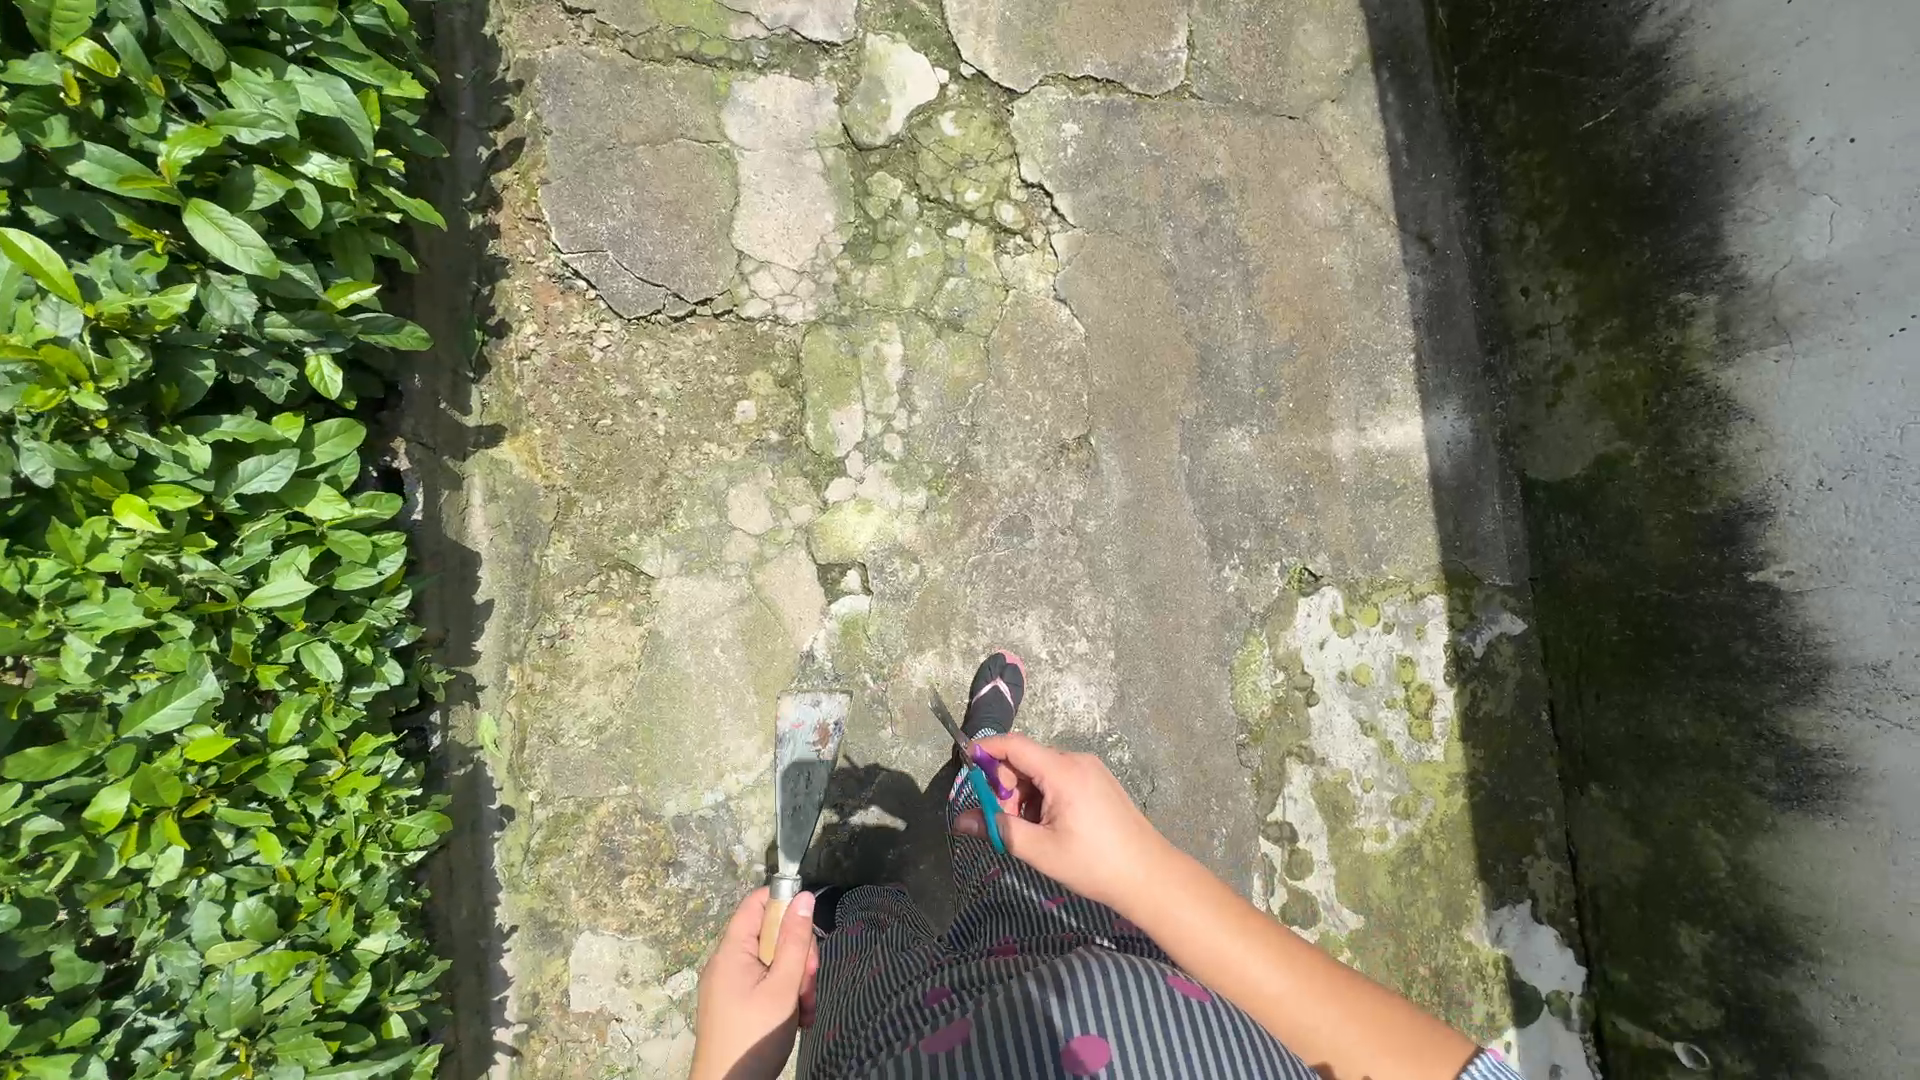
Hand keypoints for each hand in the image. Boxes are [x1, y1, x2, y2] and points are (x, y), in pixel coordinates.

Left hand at [689, 888, 819, 1079]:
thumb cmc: (754, 1037)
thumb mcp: (783, 987)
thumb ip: (795, 940)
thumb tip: (803, 896)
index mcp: (731, 951)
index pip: (756, 902)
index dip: (784, 902)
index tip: (808, 922)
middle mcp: (727, 962)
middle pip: (770, 935)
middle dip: (797, 954)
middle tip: (808, 980)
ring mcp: (730, 984)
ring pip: (773, 962)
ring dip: (795, 980)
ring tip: (805, 1009)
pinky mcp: (735, 1003)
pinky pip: (765, 983)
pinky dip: (784, 995)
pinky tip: (798, 1018)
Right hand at [952, 733, 1177, 908]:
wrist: (1149, 876)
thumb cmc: (1093, 863)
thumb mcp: (1040, 850)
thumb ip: (999, 829)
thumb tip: (960, 821)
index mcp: (1062, 771)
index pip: (1014, 744)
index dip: (986, 750)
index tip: (966, 764)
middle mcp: (1077, 760)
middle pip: (1027, 759)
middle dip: (1007, 785)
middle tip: (1007, 820)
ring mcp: (1091, 769)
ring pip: (1042, 770)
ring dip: (1026, 794)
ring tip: (1033, 831)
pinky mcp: (1099, 781)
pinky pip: (1060, 777)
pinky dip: (1045, 795)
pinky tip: (1051, 826)